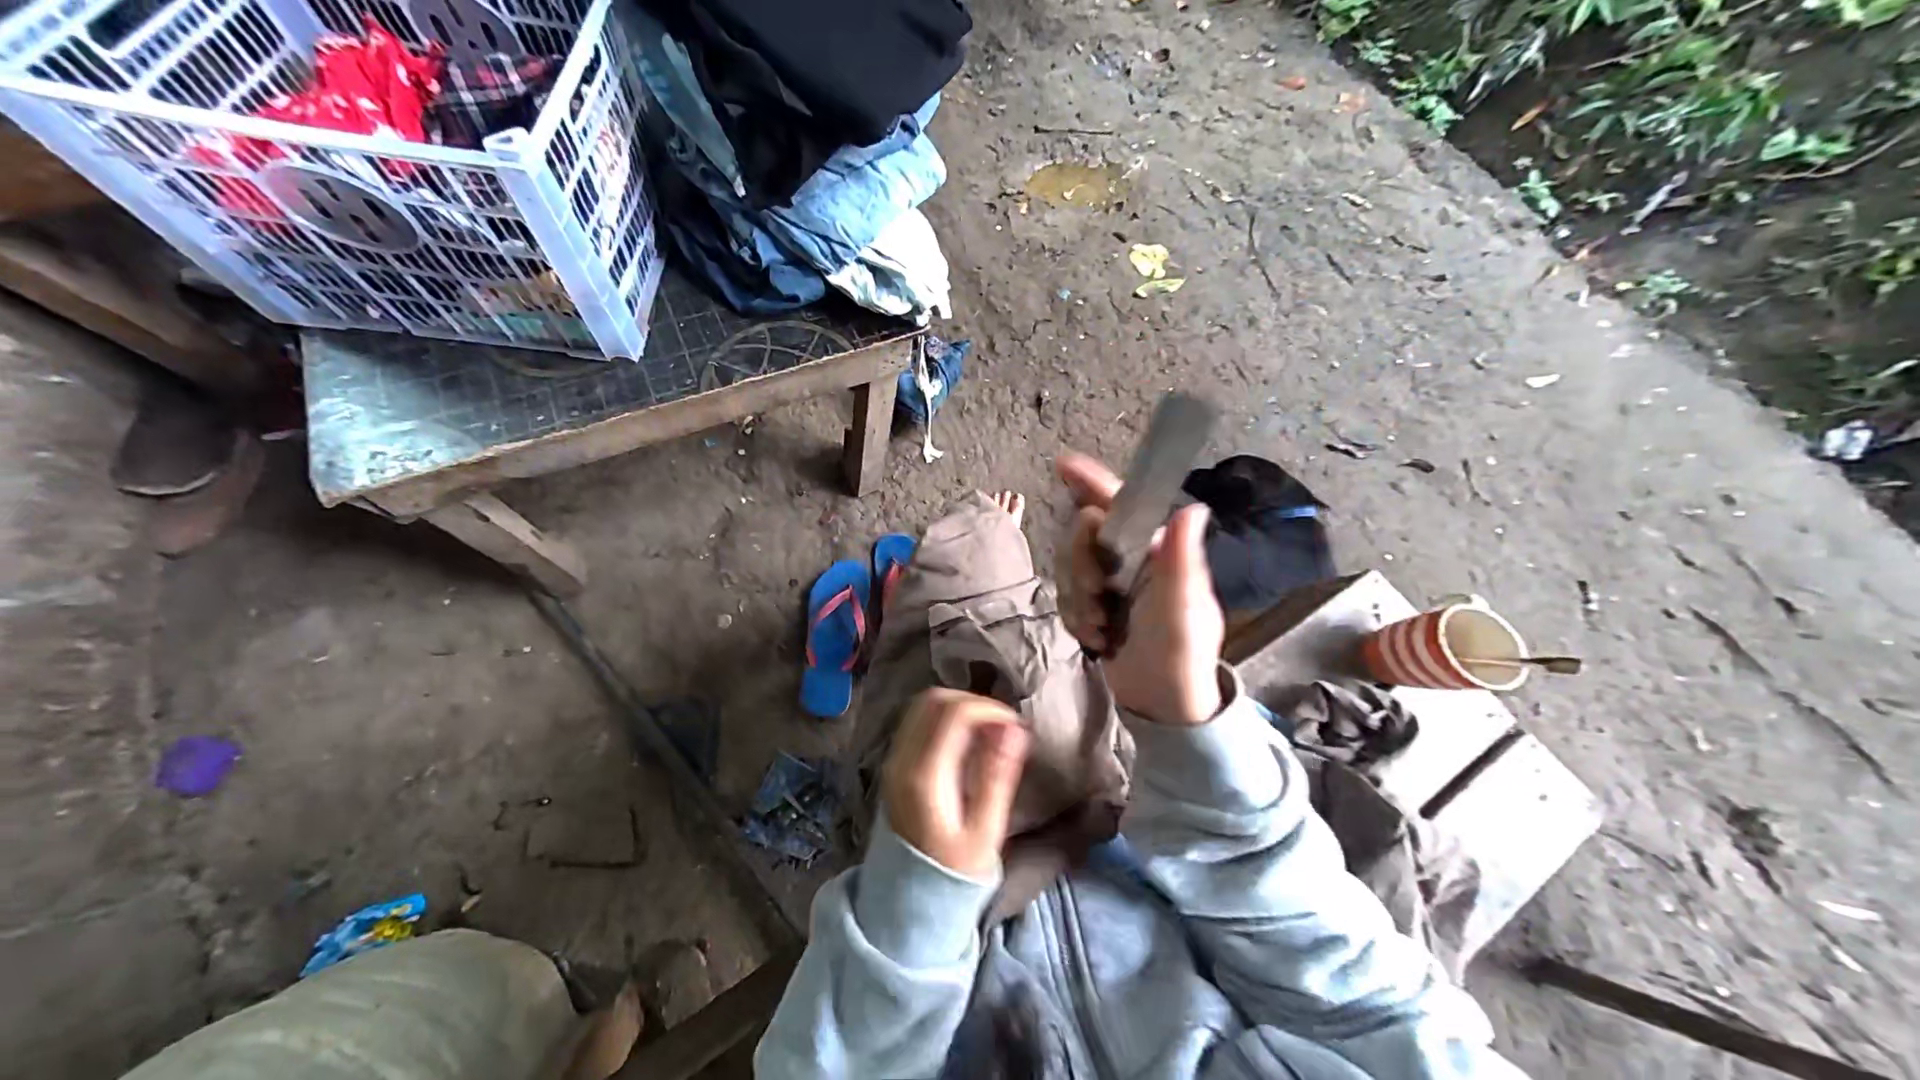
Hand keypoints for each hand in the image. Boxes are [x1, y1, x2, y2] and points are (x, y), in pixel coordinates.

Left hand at [883, 690, 1030, 877]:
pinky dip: (943, 718)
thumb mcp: (984, 831)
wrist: (908, 901)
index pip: (953, 713)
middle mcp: (900, 760)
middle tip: (1001, 724)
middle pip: (933, 700)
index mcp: (924, 776)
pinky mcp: (893, 765)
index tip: (1014, 725)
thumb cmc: (954, 871)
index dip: (989, 708)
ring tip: (987, 730)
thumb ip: (996, 775)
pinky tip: (966, 740)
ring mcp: (892, 761)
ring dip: (957, 707)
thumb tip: (1015, 729)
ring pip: (921, 706)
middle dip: (972, 702)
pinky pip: (915, 722)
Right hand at [1056, 452, 1224, 726]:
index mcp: (1154, 548)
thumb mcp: (1184, 610)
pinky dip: (1073, 617)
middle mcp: (1129, 557)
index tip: (1063, 465)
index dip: (1091, 483)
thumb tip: (1190, 508)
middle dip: (1080, 566)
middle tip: (1097, 598)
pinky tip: (1095, 637)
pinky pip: (1062, 595)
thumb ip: (1183, 561)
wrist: (1163, 705)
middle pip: (1081, 534)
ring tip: (1101, 628)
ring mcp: (1108, 580)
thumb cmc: (1183, 655)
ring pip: (1066, 566)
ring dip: (1077, 599)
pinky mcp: (1091, 602)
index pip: (1121, 504)